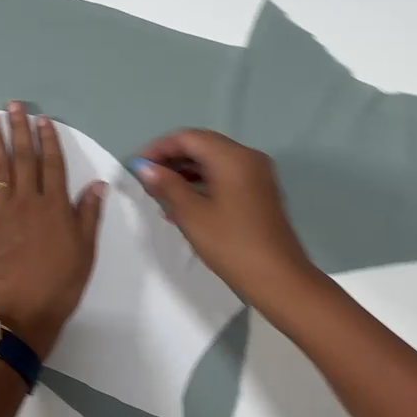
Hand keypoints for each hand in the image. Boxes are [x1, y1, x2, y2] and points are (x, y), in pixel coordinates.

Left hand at [0, 103, 105, 358]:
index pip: (53, 164)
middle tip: (14, 105)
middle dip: (20, 130)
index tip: (43, 119)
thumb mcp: (85, 252)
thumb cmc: (60, 285)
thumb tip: (98, 184)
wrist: (23, 314)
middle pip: (24, 158)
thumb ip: (89, 215)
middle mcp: (27, 201)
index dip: (49, 140)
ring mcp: (1, 212)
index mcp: (55, 206)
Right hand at [131, 129, 313, 299]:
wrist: (279, 279)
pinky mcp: (260, 191)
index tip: (137, 166)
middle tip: (147, 179)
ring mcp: (257, 174)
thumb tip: (145, 167)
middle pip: (202, 145)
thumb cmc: (231, 244)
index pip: (188, 138)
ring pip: (214, 161)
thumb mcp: (191, 214)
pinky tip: (184, 203)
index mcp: (232, 157)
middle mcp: (248, 157)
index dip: (159, 148)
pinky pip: (225, 175)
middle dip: (172, 158)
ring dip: (186, 171)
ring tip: (161, 193)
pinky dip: (203, 182)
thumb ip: (167, 185)